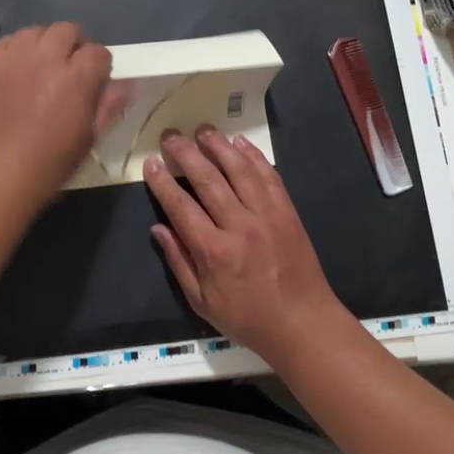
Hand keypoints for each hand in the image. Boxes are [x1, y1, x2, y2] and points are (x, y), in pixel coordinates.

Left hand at [0, 24, 124, 211]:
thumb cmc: (47, 165)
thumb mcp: (88, 140)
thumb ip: (108, 106)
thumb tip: (125, 85)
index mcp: (75, 78)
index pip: (98, 51)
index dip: (100, 65)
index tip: (95, 81)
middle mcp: (45, 59)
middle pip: (67, 30)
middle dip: (75, 45)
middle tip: (70, 69)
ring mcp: (13, 58)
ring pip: (36, 30)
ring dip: (45, 44)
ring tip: (42, 67)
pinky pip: (8, 41)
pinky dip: (17, 49)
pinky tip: (16, 70)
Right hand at [143, 126, 350, 361]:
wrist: (303, 323)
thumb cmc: (248, 318)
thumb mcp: (203, 302)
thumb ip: (179, 262)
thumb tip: (158, 228)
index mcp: (213, 251)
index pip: (181, 206)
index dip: (163, 182)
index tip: (151, 163)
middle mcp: (239, 226)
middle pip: (207, 179)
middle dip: (186, 153)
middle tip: (171, 135)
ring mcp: (266, 215)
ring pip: (238, 169)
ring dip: (219, 146)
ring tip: (203, 130)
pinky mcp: (286, 211)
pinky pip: (268, 175)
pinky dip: (253, 156)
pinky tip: (239, 143)